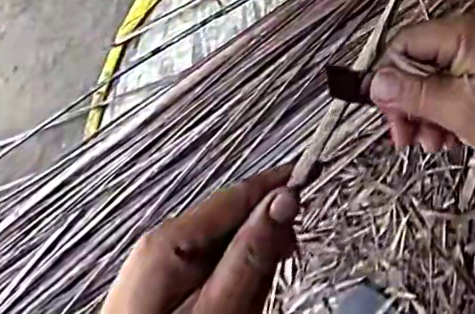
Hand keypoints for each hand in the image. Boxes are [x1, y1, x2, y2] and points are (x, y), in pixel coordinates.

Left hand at [102, 164, 298, 313]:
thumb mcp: (219, 313)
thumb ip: (252, 253)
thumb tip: (285, 197)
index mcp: (168, 241)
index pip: (241, 191)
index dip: (282, 185)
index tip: (317, 176)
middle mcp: (159, 247)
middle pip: (235, 218)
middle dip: (263, 242)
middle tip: (276, 275)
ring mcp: (157, 272)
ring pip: (226, 248)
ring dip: (249, 270)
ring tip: (247, 308)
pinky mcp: (160, 295)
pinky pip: (210, 273)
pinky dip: (231, 286)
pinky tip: (233, 311)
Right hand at [368, 14, 474, 159]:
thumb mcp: (460, 110)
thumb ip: (416, 95)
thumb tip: (373, 82)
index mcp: (460, 32)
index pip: (403, 43)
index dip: (388, 80)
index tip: (390, 119)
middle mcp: (464, 34)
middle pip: (414, 62)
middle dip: (407, 103)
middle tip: (407, 141)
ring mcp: (474, 50)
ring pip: (429, 77)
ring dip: (424, 112)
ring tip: (433, 144)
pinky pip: (448, 83)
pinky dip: (442, 110)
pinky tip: (448, 137)